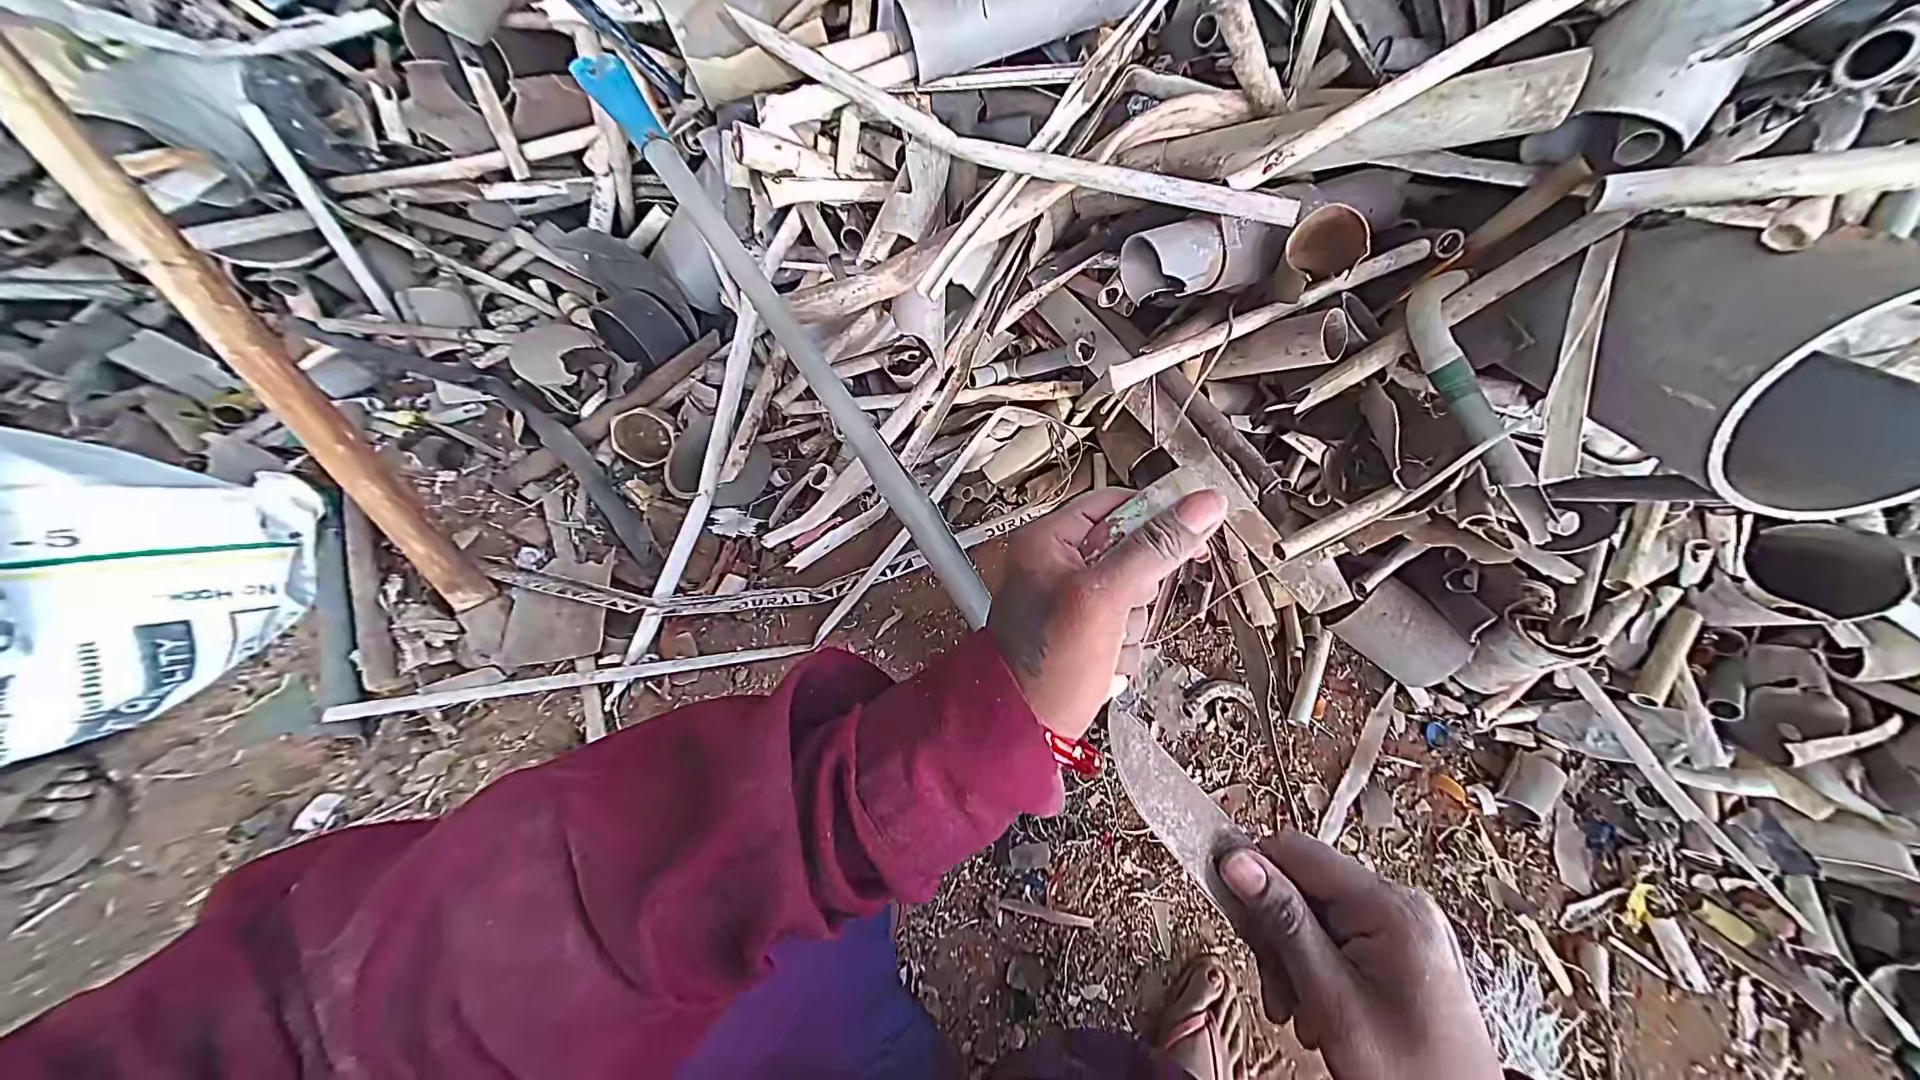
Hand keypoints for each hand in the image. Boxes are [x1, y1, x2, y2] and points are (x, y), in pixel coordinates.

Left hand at [987, 487, 1225, 739]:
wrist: (1027, 728)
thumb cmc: (1047, 662)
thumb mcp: (1105, 595)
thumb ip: (1154, 547)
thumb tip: (1200, 506)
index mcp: (1048, 541)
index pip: (1114, 504)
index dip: (1153, 515)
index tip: (1191, 526)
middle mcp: (1057, 566)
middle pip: (1131, 552)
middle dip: (1137, 588)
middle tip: (1118, 607)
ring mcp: (1073, 601)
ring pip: (1135, 594)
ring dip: (1131, 623)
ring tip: (1104, 642)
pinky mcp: (1086, 632)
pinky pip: (1128, 626)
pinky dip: (1124, 646)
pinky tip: (1103, 660)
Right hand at [1217, 832, 1501, 1079]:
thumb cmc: (1406, 1076)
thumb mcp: (1331, 998)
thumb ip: (1283, 920)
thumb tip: (1235, 859)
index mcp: (1388, 905)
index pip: (1293, 849)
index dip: (1253, 874)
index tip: (1236, 916)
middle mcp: (1399, 903)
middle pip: (1301, 882)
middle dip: (1275, 929)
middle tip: (1274, 985)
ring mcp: (1404, 925)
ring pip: (1313, 910)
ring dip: (1290, 953)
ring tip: (1295, 1007)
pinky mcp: (1402, 947)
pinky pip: (1337, 933)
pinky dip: (1314, 963)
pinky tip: (1315, 1004)